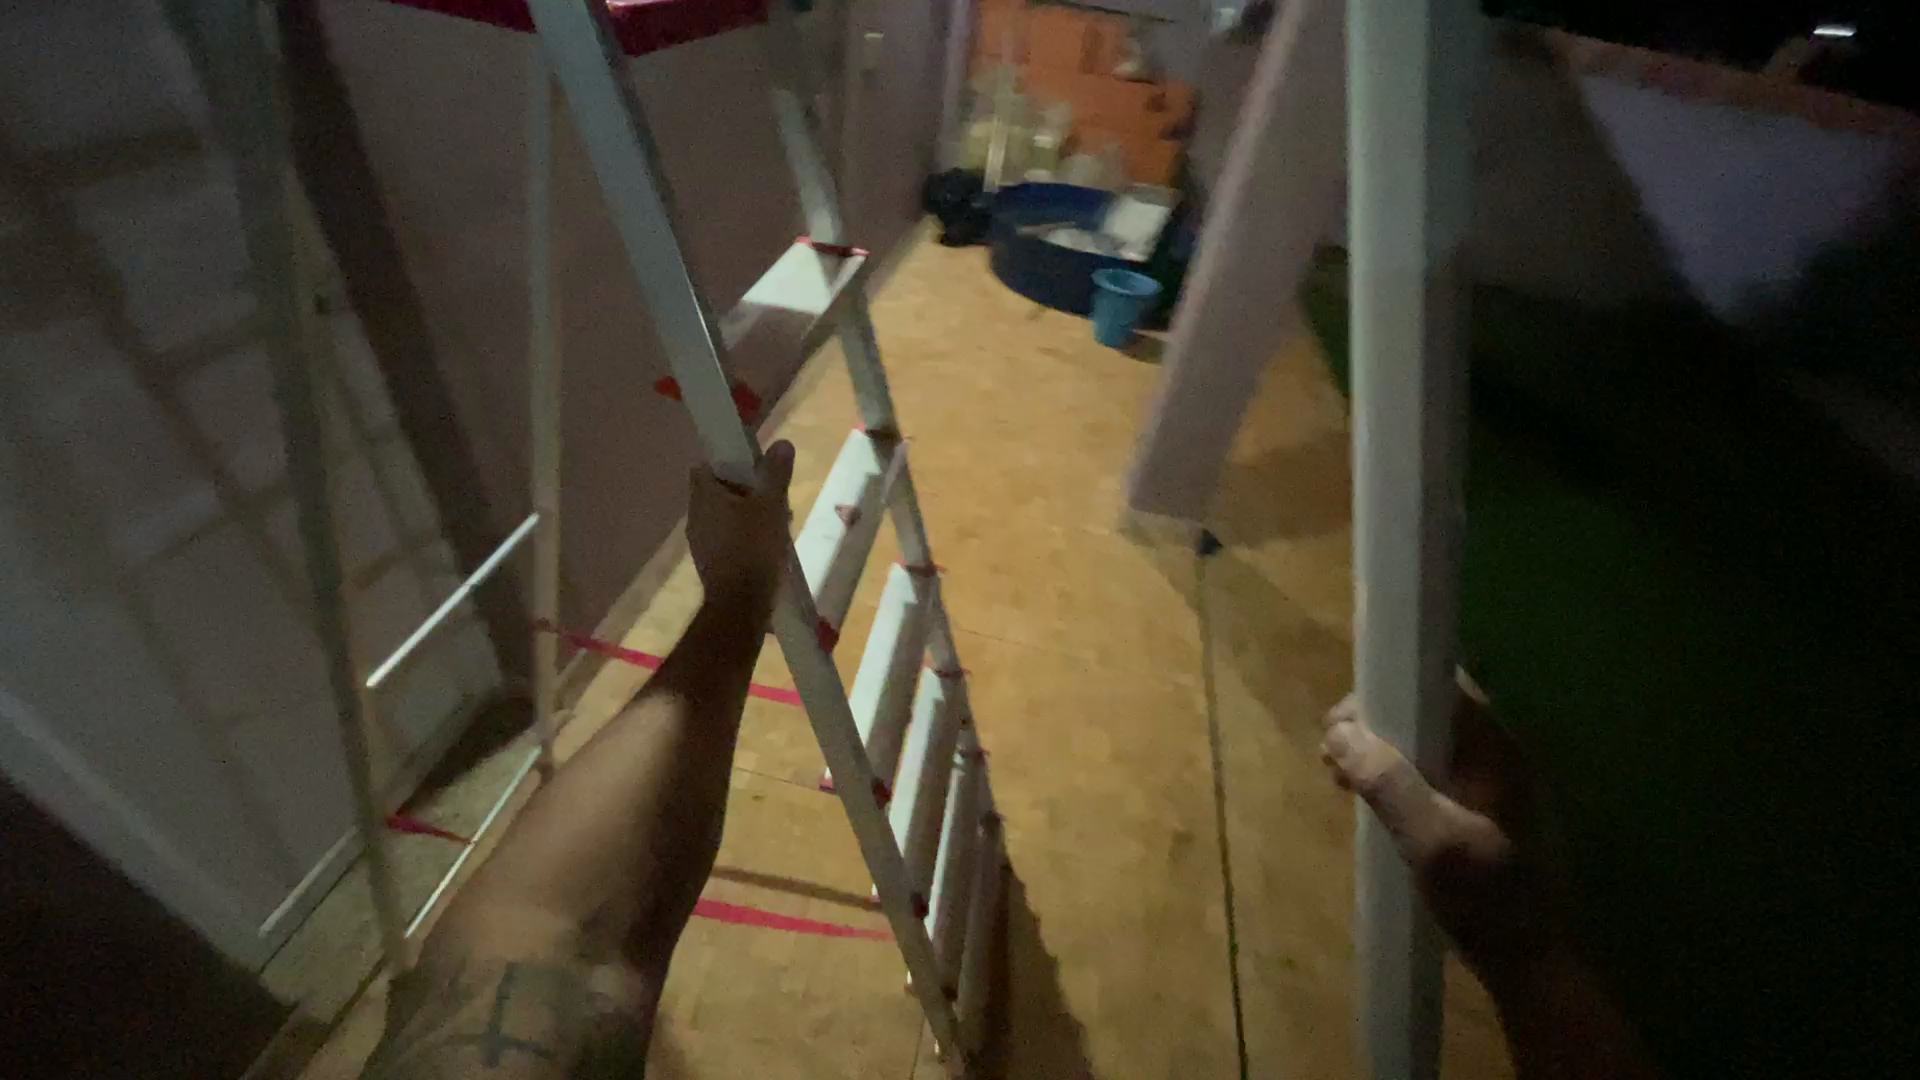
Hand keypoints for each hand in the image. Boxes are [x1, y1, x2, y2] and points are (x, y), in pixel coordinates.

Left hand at [686, 440, 794, 618]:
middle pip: (717, 492)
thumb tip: (781, 442)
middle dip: (744, 491)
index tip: (752, 468)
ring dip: (746, 515)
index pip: (704, 466)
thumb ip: (775, 473)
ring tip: (776, 524)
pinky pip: (726, 539)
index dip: (727, 463)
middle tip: (772, 497)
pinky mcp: (710, 563)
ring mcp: (700, 542)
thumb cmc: (754, 547)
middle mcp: (695, 516)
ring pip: (723, 516)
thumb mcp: (772, 506)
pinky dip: (743, 537)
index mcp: (703, 496)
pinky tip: (767, 547)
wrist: (741, 603)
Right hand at [1321, 673, 1564, 989]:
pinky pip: (1417, 768)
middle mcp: (1490, 754)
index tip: (1343, 723)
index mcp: (1494, 751)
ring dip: (1370, 749)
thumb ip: (1388, 782)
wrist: (1531, 968)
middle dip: (1368, 723)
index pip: (1441, 684)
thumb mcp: (1432, 841)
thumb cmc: (1487, 900)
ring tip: (1338, 777)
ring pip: (1414, 738)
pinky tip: (1361, 796)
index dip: (1387, 690)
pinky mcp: (1468, 805)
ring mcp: (1481, 780)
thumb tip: (1340, 732)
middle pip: (1420, 708)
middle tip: (1331, 756)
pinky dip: (1383, 773)